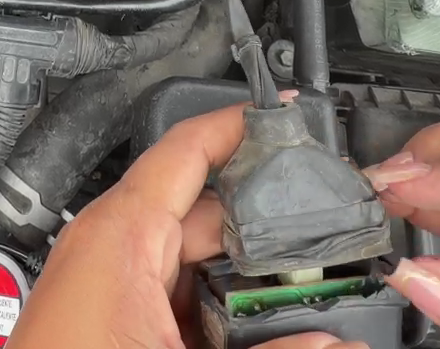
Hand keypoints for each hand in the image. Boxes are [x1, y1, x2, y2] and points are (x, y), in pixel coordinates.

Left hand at [9, 103, 356, 348]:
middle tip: (324, 233)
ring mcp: (108, 276)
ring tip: (302, 289)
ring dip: (243, 271)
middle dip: (263, 220)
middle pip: (203, 208)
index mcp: (120, 232)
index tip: (282, 113)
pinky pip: (172, 287)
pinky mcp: (108, 309)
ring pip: (192, 254)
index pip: (185, 148)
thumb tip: (331, 342)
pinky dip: (213, 301)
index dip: (236, 125)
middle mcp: (111, 241)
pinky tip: (253, 329)